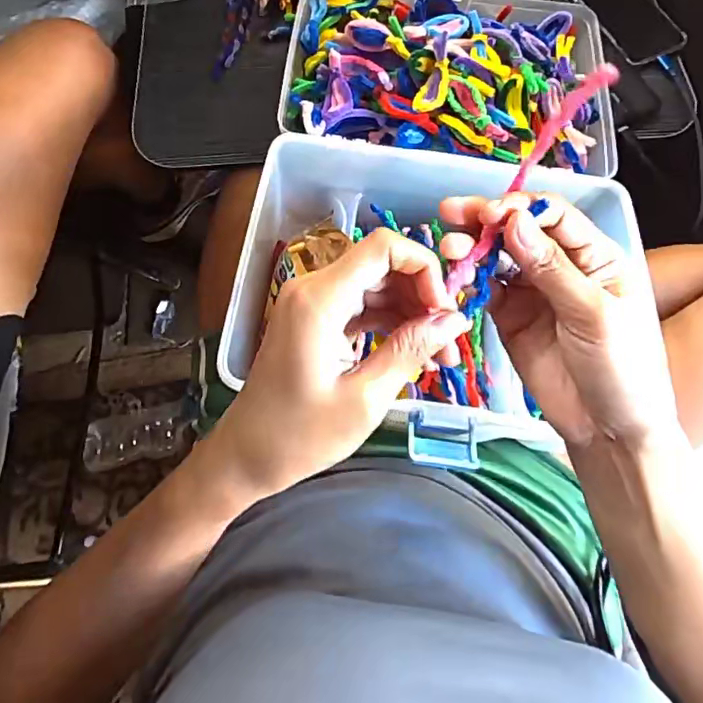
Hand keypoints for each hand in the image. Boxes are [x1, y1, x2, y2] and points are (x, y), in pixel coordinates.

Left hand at [208, 228, 467, 499]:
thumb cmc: (300, 436)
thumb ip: (410, 349)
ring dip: (410, 312)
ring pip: (376, 284)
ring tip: (439, 355)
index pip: (382, 247)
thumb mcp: (365, 398)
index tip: (444, 310)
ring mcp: (312, 301)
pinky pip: (361, 304)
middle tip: (449, 341)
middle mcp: (314, 287)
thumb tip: (456, 320)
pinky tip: (413, 352)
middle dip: (422, 295)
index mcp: (320, 299)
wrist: (246, 455)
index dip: (423, 266)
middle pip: (382, 265)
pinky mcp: (315, 318)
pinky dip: (389, 322)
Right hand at [440, 193, 682, 453]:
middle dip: (485, 217)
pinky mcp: (510, 314)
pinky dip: (468, 279)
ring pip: (497, 254)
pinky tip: (455, 277)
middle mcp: (561, 265)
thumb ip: (552, 269)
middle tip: (453, 213)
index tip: (492, 214)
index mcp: (594, 256)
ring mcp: (533, 289)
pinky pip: (485, 287)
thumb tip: (515, 222)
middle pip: (519, 228)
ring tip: (449, 247)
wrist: (609, 433)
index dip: (521, 208)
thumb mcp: (593, 316)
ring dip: (472, 246)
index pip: (554, 216)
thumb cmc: (623, 371)